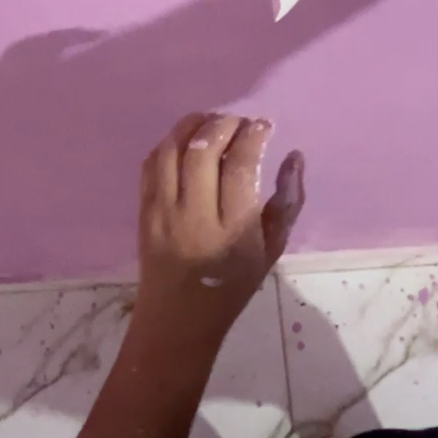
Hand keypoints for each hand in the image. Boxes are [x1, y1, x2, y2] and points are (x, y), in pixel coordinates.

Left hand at [133, 113, 304, 351]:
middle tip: (239, 121)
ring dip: (192, 125)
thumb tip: (295, 157)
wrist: (178, 317)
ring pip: (172, 150)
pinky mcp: (143, 209)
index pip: (240, 166)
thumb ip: (287, 202)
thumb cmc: (233, 284)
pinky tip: (186, 140)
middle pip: (203, 151)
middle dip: (223, 124)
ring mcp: (163, 211)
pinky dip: (169, 143)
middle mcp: (194, 216)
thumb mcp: (272, 250)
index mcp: (232, 230)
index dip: (253, 136)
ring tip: (211, 121)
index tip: (263, 125)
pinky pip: (151, 163)